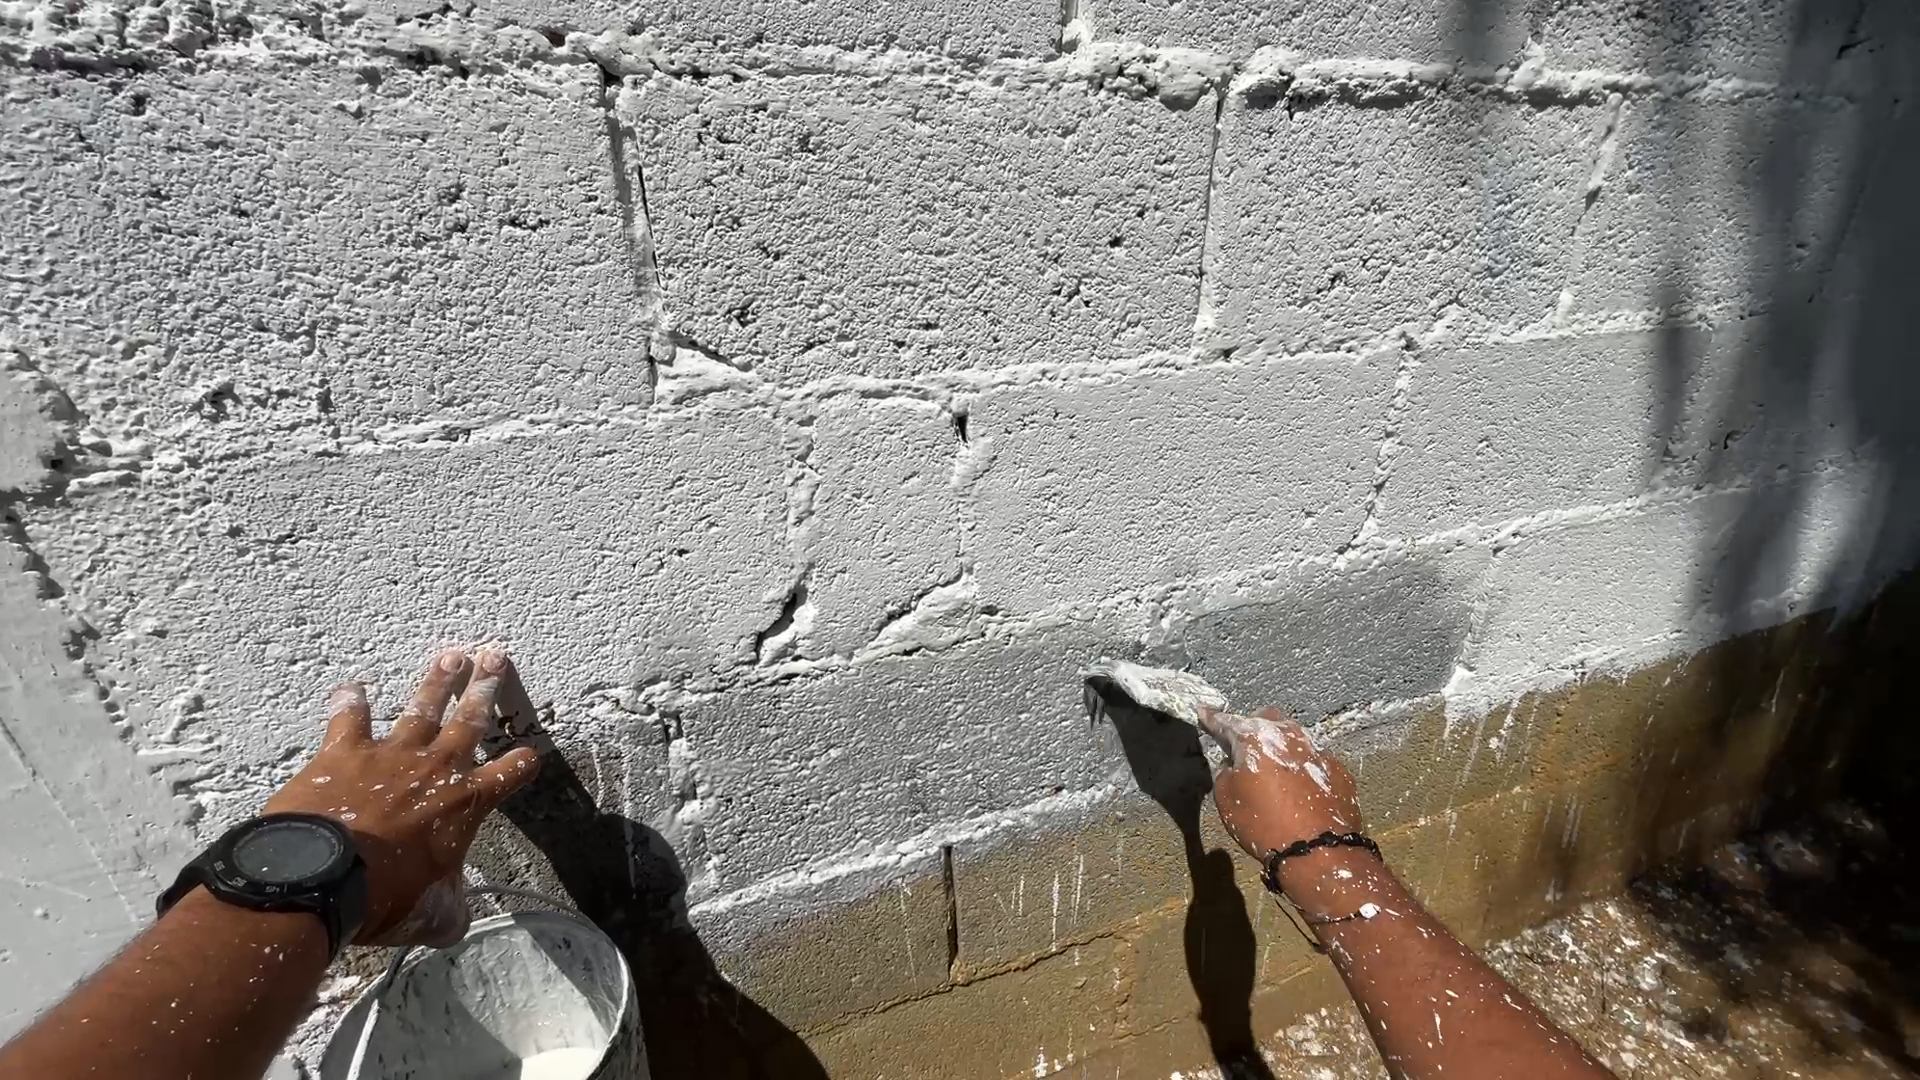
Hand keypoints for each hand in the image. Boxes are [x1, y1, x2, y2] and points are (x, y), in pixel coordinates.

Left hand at [262, 648, 541, 946]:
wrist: (317, 879)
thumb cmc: (384, 896)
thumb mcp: (430, 913)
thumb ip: (451, 912)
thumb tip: (460, 926)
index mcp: (467, 800)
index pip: (514, 773)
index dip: (525, 762)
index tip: (530, 755)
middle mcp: (439, 767)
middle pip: (473, 718)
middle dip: (487, 686)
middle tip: (496, 656)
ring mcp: (393, 754)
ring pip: (424, 706)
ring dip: (438, 680)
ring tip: (451, 654)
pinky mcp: (345, 753)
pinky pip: (350, 719)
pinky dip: (349, 702)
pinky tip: (349, 686)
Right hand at [1198, 706, 1361, 861]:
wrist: (1319, 855)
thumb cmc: (1264, 824)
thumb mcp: (1225, 799)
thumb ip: (1225, 772)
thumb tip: (1234, 766)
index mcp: (1254, 736)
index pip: (1225, 721)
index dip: (1211, 718)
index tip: (1203, 712)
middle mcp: (1288, 735)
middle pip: (1266, 718)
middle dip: (1253, 727)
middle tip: (1245, 748)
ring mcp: (1318, 750)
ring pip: (1294, 737)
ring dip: (1282, 747)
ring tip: (1275, 769)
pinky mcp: (1340, 771)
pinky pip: (1316, 760)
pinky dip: (1304, 767)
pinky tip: (1301, 787)